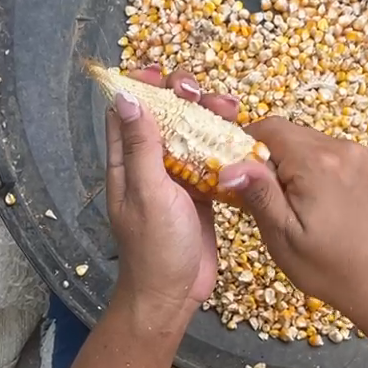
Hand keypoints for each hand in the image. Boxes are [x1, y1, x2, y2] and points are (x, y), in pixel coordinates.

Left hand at [104, 68, 236, 328]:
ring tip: (230, 107)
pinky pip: (211, 159)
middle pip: (164, 118)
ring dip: (208, 116)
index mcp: (126, 164)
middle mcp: (148, 166)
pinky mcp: (200, 193)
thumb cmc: (155, 248)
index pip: (125, 113)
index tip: (161, 73)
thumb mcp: (148, 192)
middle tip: (201, 92)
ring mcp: (175, 180)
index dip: (140, 87)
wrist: (174, 295)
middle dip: (182, 97)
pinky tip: (241, 134)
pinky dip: (224, 144)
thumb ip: (140, 146)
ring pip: (191, 135)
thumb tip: (126, 97)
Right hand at [216, 117, 367, 328]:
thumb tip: (228, 166)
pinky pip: (336, 155)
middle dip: (272, 158)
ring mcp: (364, 155)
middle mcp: (343, 148)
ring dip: (296, 164)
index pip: (269, 129)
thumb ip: (258, 194)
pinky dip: (320, 170)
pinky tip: (323, 203)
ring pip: (314, 144)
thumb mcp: (283, 236)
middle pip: (292, 134)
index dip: (247, 144)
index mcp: (317, 163)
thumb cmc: (328, 267)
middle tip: (267, 197)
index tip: (240, 174)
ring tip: (297, 204)